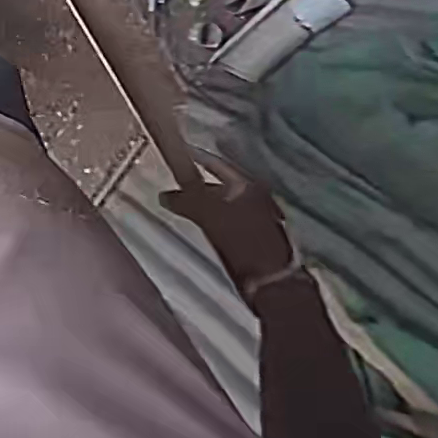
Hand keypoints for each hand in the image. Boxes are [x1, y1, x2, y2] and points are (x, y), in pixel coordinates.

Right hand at [160, 166, 295, 283]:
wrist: (272, 284)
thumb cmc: (242, 242)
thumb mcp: (208, 215)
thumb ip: (185, 200)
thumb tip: (164, 195)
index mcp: (248, 185)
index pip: (216, 164)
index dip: (196, 157)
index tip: (179, 154)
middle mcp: (258, 197)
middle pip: (221, 183)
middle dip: (197, 183)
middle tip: (175, 184)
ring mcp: (261, 218)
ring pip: (226, 202)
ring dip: (206, 202)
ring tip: (184, 206)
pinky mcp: (259, 238)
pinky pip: (230, 219)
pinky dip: (214, 218)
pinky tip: (203, 225)